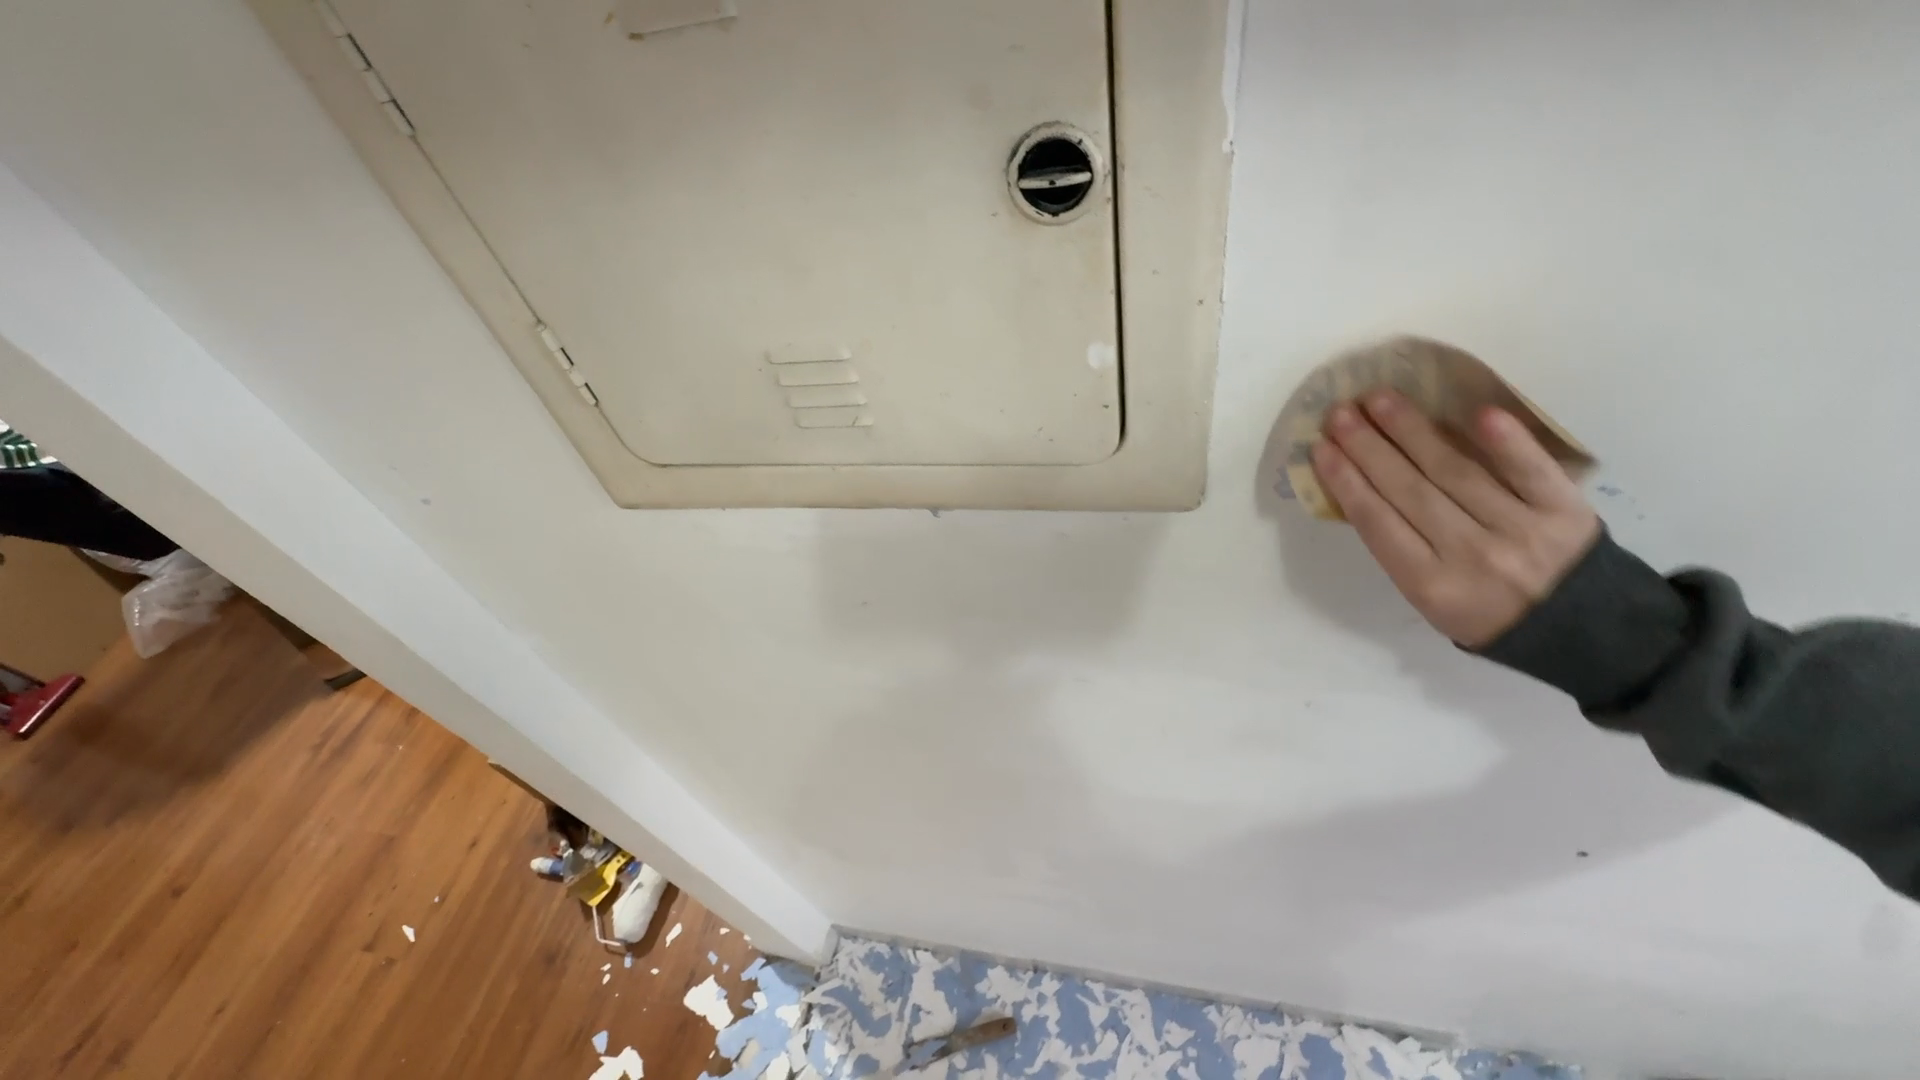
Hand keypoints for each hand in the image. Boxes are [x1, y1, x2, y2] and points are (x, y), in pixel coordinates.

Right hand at [1310, 390, 1599, 647]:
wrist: (1581, 631)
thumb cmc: (1486, 613)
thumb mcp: (1429, 597)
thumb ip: (1399, 547)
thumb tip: (1362, 485)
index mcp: (1431, 584)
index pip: (1377, 521)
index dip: (1346, 481)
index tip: (1322, 448)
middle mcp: (1471, 555)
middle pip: (1409, 489)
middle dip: (1368, 447)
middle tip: (1340, 413)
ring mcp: (1520, 530)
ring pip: (1456, 471)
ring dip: (1413, 430)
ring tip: (1380, 399)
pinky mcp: (1563, 511)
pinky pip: (1531, 471)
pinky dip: (1506, 443)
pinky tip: (1478, 412)